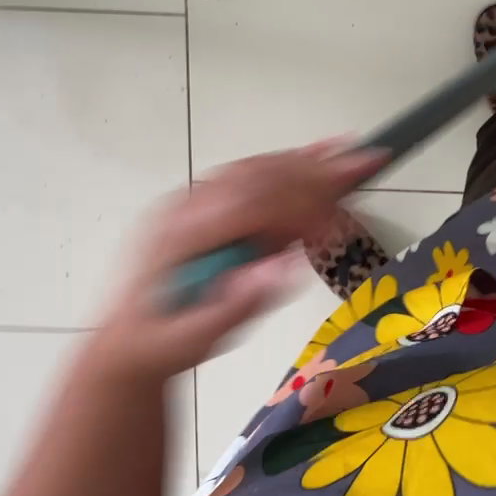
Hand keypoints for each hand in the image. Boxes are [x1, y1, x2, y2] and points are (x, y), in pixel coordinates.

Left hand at [91, 144, 384, 381]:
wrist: (129, 339)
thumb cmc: (164, 343)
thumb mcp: (194, 340)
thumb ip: (232, 307)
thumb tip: (278, 270)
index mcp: (180, 239)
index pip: (246, 207)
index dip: (297, 202)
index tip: (341, 210)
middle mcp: (185, 208)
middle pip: (256, 179)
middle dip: (315, 170)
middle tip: (366, 161)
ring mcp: (192, 201)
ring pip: (255, 170)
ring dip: (306, 161)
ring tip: (353, 152)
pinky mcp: (204, 202)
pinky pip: (250, 173)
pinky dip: (288, 163)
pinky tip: (318, 154)